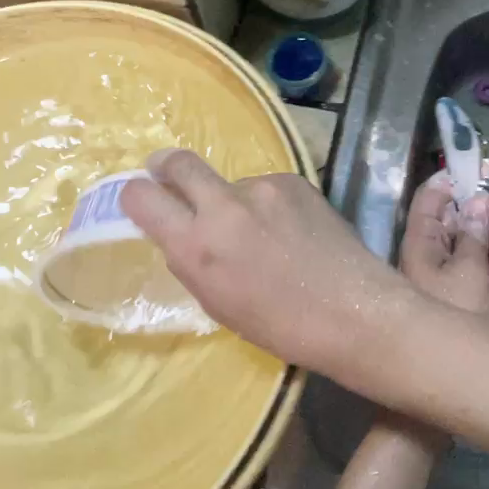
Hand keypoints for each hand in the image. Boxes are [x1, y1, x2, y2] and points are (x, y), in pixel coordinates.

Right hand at [120, 149, 414, 372]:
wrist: (353, 309)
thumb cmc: (281, 326)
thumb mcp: (217, 303)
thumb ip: (193, 259)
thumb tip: (181, 231)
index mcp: (197, 246)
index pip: (141, 197)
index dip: (136, 196)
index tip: (140, 200)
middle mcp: (225, 206)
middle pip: (178, 162)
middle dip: (166, 166)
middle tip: (167, 175)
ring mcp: (263, 187)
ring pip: (230, 183)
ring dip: (232, 200)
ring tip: (262, 235)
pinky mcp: (295, 180)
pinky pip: (265, 187)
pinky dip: (266, 204)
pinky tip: (290, 232)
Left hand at [396, 172, 488, 317]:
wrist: (451, 371)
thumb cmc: (455, 315)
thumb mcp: (471, 272)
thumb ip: (475, 234)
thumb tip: (476, 203)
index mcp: (421, 239)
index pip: (432, 194)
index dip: (456, 181)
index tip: (487, 180)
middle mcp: (427, 247)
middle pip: (458, 212)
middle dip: (486, 218)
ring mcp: (440, 266)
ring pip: (471, 236)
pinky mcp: (454, 283)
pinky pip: (474, 259)